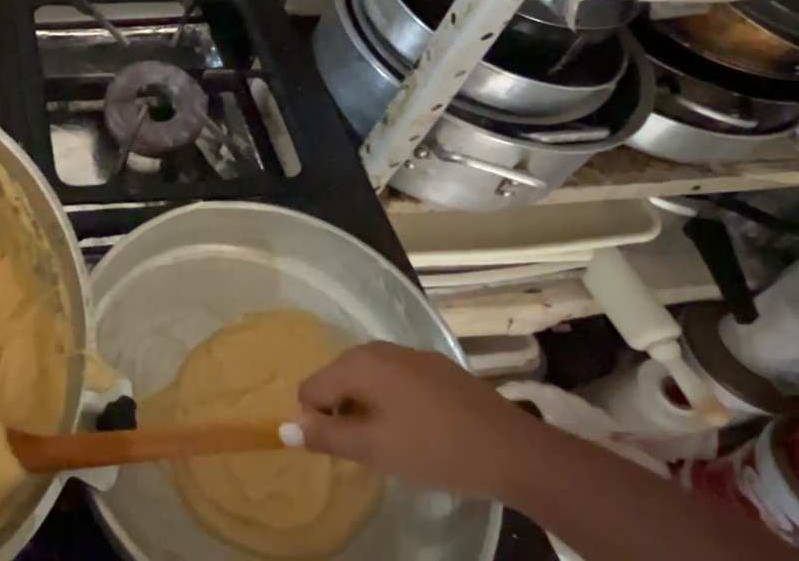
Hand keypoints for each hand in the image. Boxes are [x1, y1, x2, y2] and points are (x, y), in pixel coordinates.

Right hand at [295, 342, 545, 498]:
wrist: (515, 451)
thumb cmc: (435, 449)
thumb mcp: (374, 449)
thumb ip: (326, 436)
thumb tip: (284, 428)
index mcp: (359, 362)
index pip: (311, 388)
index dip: (319, 421)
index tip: (348, 449)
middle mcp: (380, 348)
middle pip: (339, 379)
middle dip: (345, 412)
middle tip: (372, 449)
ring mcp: (413, 354)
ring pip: (370, 380)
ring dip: (371, 408)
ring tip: (398, 442)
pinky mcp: (440, 367)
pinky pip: (399, 380)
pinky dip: (398, 402)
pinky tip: (424, 430)